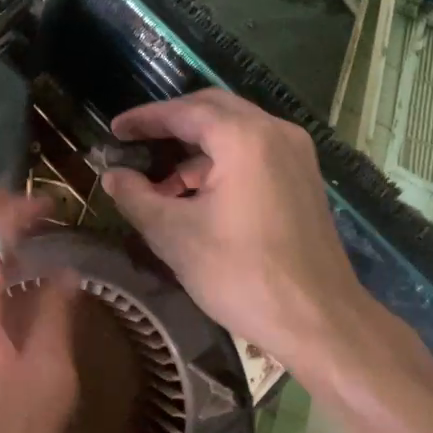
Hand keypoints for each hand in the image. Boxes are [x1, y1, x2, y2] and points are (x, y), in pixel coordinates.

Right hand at [99, 89, 367, 359]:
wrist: (320, 322)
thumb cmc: (242, 274)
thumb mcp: (175, 235)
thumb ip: (137, 197)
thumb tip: (112, 175)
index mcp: (244, 137)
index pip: (184, 111)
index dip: (144, 118)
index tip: (114, 130)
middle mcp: (275, 132)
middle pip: (213, 109)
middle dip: (171, 123)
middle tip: (135, 141)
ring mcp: (295, 154)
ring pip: (234, 131)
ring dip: (195, 147)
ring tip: (159, 182)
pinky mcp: (303, 178)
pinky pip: (253, 151)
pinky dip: (220, 162)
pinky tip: (195, 195)